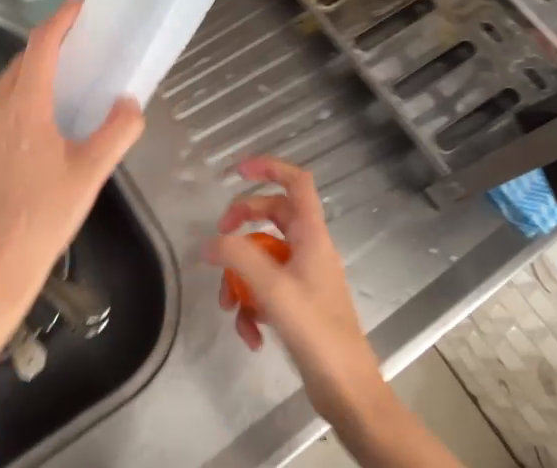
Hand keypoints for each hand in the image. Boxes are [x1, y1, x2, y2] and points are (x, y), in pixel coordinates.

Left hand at [0, 0, 144, 348]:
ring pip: (2, 88)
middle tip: (76, 58)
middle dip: (47, 53)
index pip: (41, 45)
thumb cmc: (43, 218)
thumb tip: (129, 103)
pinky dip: (10, 108)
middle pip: (21, 64)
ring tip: (55, 96)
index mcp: (24, 104)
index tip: (78, 9)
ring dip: (27, 81)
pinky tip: (27, 135)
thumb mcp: (90, 175)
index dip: (60, 21)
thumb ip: (116, 132)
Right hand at [205, 156, 384, 427]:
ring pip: (262, 258)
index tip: (236, 172)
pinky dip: (252, 308)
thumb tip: (209, 244)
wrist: (347, 389)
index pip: (297, 182)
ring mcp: (304, 278)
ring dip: (240, 278)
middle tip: (218, 239)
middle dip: (240, 227)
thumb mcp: (271, 287)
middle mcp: (309, 250)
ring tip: (228, 306)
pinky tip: (249, 334)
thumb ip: (236, 256)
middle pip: (271, 217)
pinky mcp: (298, 306)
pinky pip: (266, 291)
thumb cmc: (316, 330)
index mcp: (312, 236)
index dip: (269, 168)